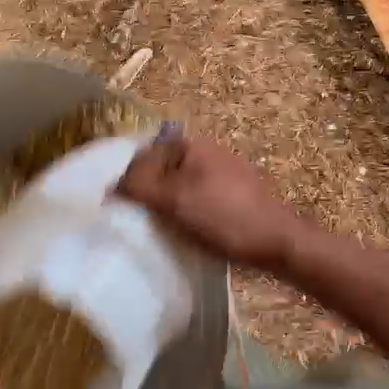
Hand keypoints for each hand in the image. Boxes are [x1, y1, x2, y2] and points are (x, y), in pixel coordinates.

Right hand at [115, 132, 307, 271]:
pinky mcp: (237, 198)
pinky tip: (184, 235)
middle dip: (149, 193)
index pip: (148, 153)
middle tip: (133, 220)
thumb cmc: (225, 216)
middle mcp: (209, 153)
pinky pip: (200, 202)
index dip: (130, 177)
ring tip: (155, 232)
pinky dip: (188, 216)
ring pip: (182, 189)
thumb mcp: (176, 200)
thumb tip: (109, 184)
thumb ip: (140, 186)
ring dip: (168, 207)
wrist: (280, 243)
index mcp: (194, 146)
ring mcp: (225, 175)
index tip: (116, 204)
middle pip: (165, 171)